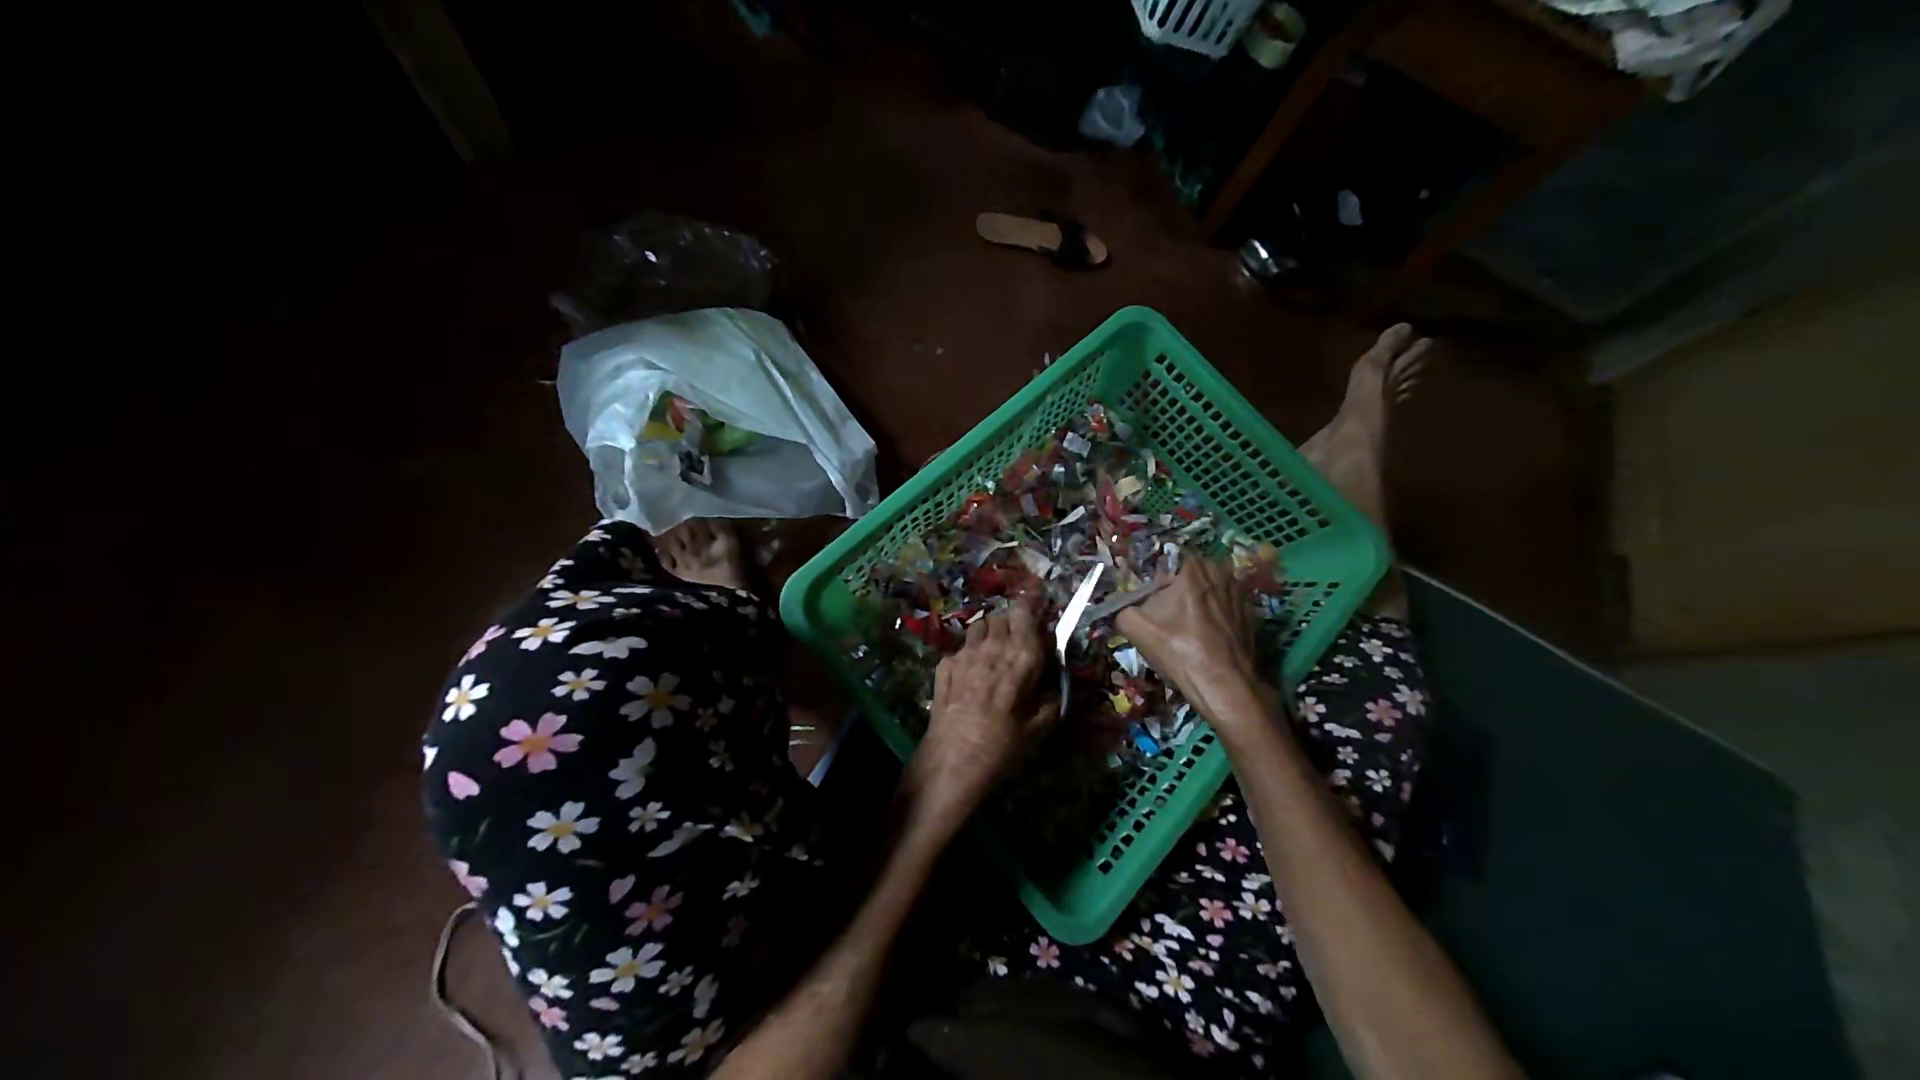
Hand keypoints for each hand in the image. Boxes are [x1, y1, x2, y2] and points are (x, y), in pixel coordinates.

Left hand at [908, 601, 1054, 826]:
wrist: (954, 758)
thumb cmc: (1004, 743)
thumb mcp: (1042, 723)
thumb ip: (1052, 693)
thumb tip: (1054, 677)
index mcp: (1023, 654)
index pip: (1026, 610)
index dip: (1031, 606)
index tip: (1037, 613)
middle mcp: (993, 645)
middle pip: (1002, 616)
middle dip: (1012, 623)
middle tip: (1018, 642)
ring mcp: (965, 652)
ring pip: (979, 626)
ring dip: (989, 634)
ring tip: (994, 653)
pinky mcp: (944, 664)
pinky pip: (961, 648)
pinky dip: (969, 654)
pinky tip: (971, 675)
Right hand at [1116, 560, 1263, 724]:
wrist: (1224, 685)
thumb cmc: (1178, 650)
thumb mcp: (1134, 627)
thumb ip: (1122, 608)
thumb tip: (1122, 607)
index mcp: (1191, 567)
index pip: (1165, 561)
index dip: (1154, 581)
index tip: (1149, 601)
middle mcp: (1219, 572)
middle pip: (1189, 574)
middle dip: (1177, 589)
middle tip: (1166, 615)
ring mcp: (1239, 592)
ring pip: (1209, 589)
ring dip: (1198, 601)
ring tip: (1187, 627)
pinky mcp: (1252, 613)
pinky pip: (1226, 606)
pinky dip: (1216, 615)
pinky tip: (1208, 636)